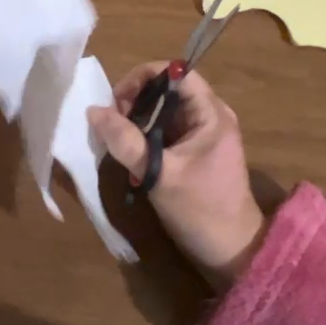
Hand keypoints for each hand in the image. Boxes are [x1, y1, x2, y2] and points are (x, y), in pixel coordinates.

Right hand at [88, 64, 265, 285]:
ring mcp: (202, 134)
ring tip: (117, 139)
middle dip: (135, 99)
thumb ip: (126, 141)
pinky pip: (165, 130)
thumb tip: (94, 111)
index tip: (118, 102)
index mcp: (211, 114)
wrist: (232, 251)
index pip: (175, 72)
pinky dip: (144, 134)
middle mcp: (209, 116)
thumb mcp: (158, 174)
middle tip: (112, 124)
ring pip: (163, 110)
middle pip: (167, 89)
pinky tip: (130, 152)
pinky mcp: (194, 151)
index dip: (143, 78)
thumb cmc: (201, 210)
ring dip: (137, 119)